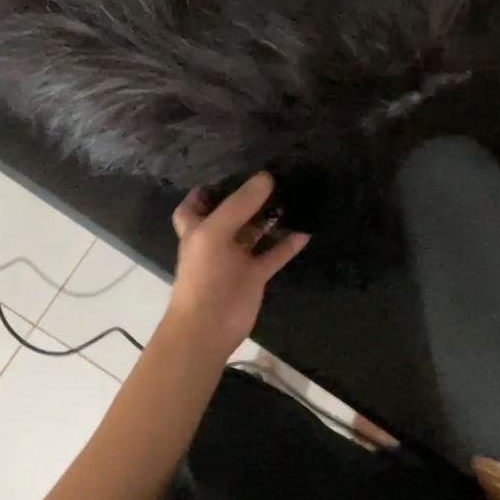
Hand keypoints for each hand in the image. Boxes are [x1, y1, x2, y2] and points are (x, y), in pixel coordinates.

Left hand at [162, 172, 309, 358]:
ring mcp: (236, 259)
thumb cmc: (203, 276)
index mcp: (196, 229)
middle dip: (247, 199)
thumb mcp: (214, 232)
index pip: (194, 205)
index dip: (206, 191)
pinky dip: (288, 244)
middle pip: (231, 214)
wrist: (208, 325)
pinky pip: (274, 255)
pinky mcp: (255, 276)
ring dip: (270, 218)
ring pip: (255, 233)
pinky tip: (306, 230)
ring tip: (291, 195)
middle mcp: (216, 241)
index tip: (229, 173)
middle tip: (272, 178)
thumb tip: (266, 177)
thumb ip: (239, 205)